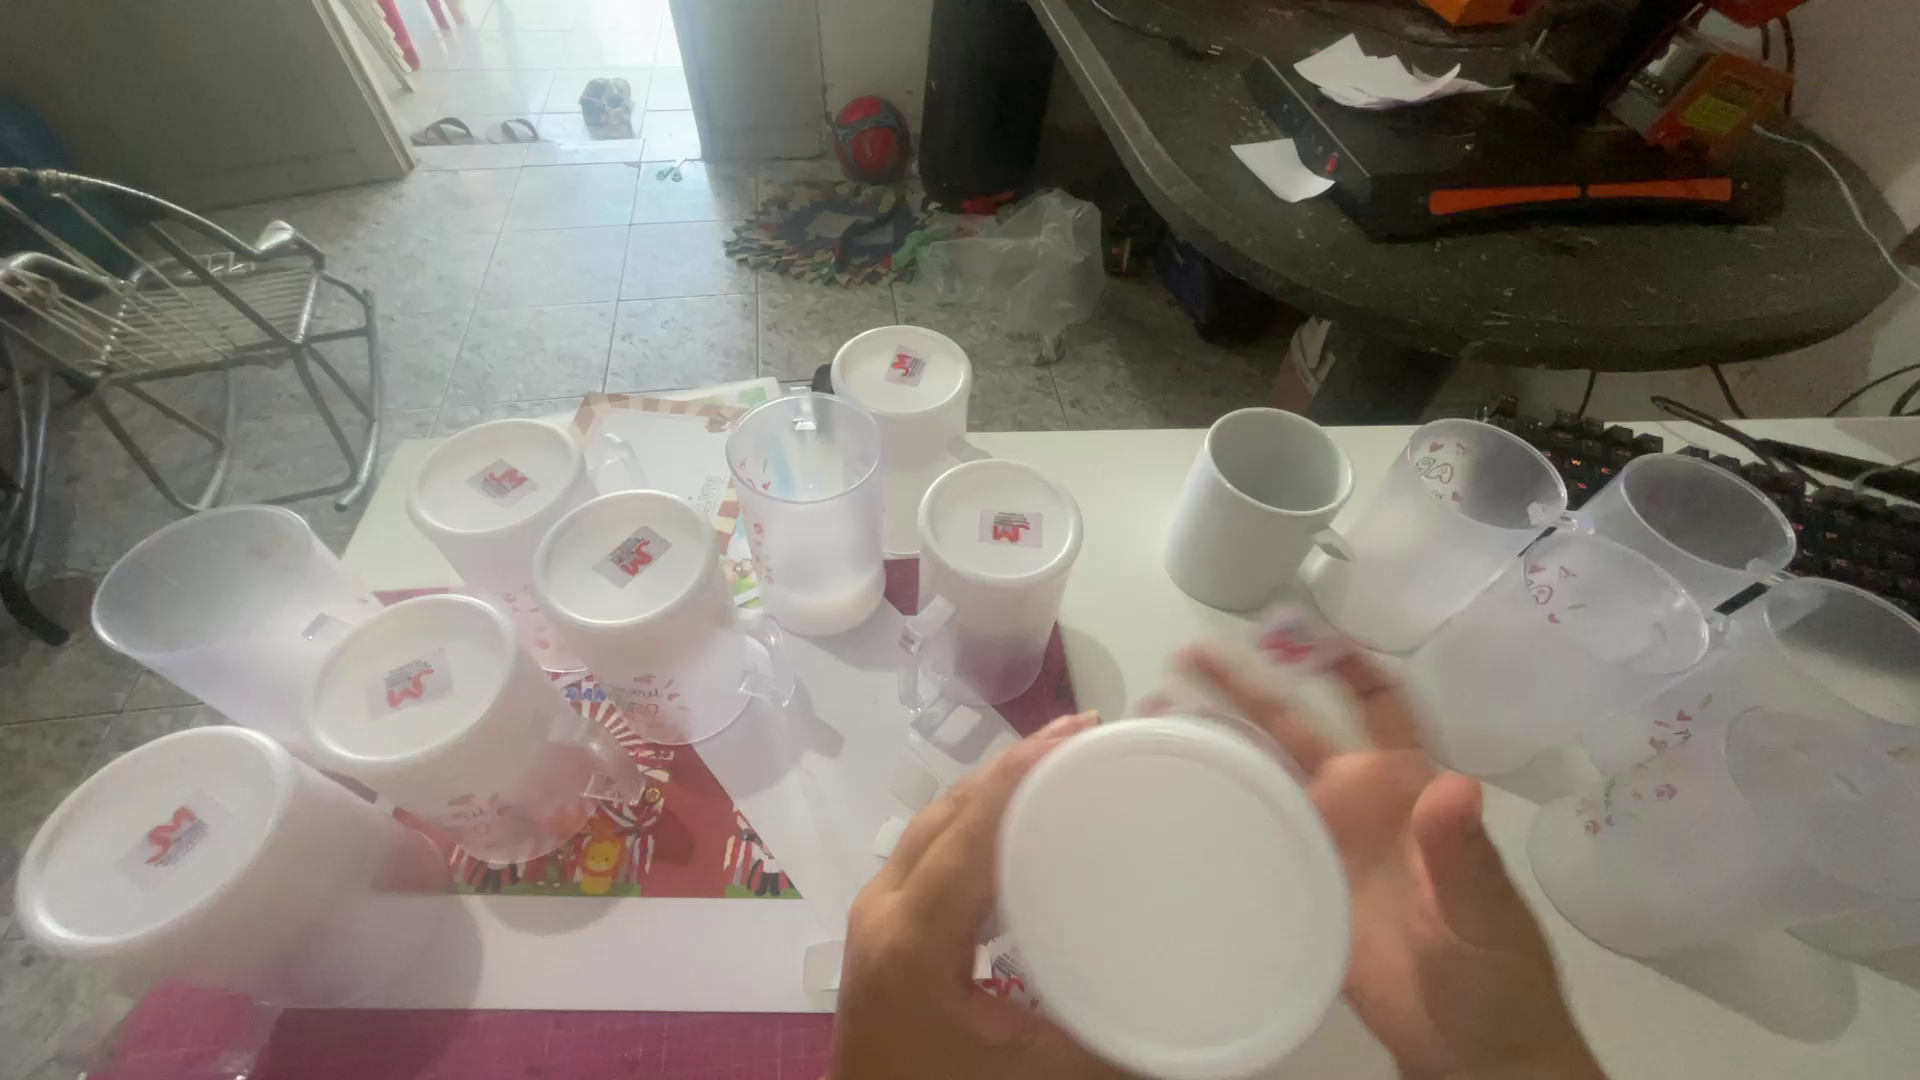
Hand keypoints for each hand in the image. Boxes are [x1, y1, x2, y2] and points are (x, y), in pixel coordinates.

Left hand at [829, 711, 1132, 1079]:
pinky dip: (974, 817)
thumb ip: (1108, 1041)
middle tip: (1078, 737)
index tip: (1075, 731)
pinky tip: (1011, 823)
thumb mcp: (1031, 1074)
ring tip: (1052, 764)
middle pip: (948, 807)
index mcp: (912, 936)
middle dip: (1012, 764)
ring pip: (934, 818)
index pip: (969, 826)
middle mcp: (883, 903)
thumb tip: (1184, 1008)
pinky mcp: (883, 919)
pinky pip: (930, 843)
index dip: (1021, 770)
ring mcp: (876, 907)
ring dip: (991, 784)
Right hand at [1174, 646, 1604, 1079]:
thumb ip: (1463, 855)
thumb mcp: (1485, 916)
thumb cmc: (1492, 975)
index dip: (1348, 663)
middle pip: (1291, 724)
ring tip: (1156, 715)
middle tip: (1188, 655)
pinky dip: (1209, 798)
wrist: (1466, 1051)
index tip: (1304, 631)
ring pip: (1257, 767)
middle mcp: (1352, 797)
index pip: (1379, 705)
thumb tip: (1456, 785)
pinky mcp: (1289, 873)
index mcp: (1402, 787)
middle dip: (1244, 686)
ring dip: (1213, 736)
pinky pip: (1244, 822)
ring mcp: (1316, 835)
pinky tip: (1170, 786)